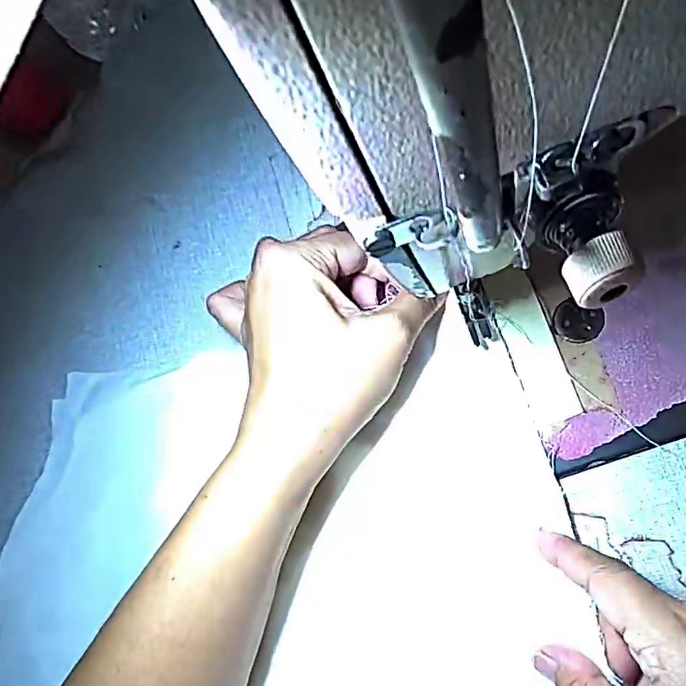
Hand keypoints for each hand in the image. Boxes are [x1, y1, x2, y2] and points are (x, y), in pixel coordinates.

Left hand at [207, 227, 438, 476]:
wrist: (290, 443)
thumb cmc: (321, 397)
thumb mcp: (391, 335)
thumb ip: (420, 295)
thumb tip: (431, 281)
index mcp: (286, 260)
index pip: (359, 243)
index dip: (388, 272)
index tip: (400, 295)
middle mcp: (263, 273)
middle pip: (338, 258)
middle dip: (366, 287)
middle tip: (376, 322)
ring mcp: (254, 299)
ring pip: (318, 278)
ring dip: (343, 301)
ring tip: (351, 337)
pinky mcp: (255, 325)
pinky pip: (289, 299)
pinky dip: (311, 309)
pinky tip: (323, 331)